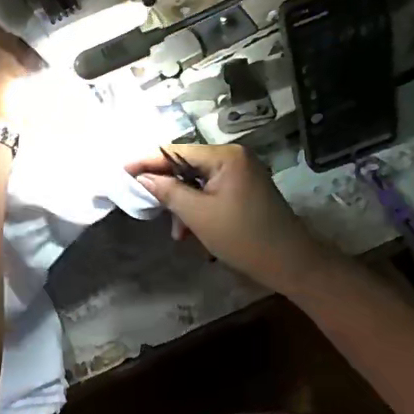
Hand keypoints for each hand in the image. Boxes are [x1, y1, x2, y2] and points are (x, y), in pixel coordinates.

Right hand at [126, 145, 341, 292]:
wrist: (290, 262)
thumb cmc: (243, 237)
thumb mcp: (198, 216)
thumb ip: (169, 192)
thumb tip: (143, 177)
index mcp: (226, 156)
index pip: (177, 151)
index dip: (149, 161)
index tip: (123, 170)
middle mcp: (235, 157)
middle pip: (189, 165)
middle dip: (169, 189)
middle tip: (149, 207)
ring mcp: (243, 173)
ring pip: (200, 181)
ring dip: (184, 204)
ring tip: (178, 233)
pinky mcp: (247, 189)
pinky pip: (213, 191)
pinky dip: (200, 208)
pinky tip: (193, 232)